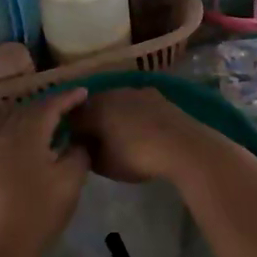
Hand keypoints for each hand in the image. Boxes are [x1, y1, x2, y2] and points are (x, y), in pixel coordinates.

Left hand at [0, 88, 90, 256]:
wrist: (1, 246)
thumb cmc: (40, 211)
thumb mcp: (71, 180)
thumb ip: (79, 153)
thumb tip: (79, 141)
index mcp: (27, 133)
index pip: (49, 106)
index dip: (68, 98)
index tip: (84, 93)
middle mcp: (3, 135)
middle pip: (25, 109)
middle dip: (47, 103)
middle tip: (67, 105)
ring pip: (5, 121)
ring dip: (24, 114)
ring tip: (41, 119)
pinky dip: (6, 132)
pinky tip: (12, 143)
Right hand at [72, 88, 219, 183]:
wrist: (183, 146)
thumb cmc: (138, 157)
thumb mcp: (105, 165)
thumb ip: (88, 154)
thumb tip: (84, 146)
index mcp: (94, 109)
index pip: (73, 118)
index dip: (73, 133)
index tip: (77, 147)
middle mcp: (112, 93)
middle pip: (94, 106)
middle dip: (93, 122)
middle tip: (98, 141)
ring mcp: (136, 91)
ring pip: (117, 102)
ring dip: (115, 116)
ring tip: (122, 136)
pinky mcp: (157, 95)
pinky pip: (137, 104)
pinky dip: (135, 114)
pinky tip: (142, 130)